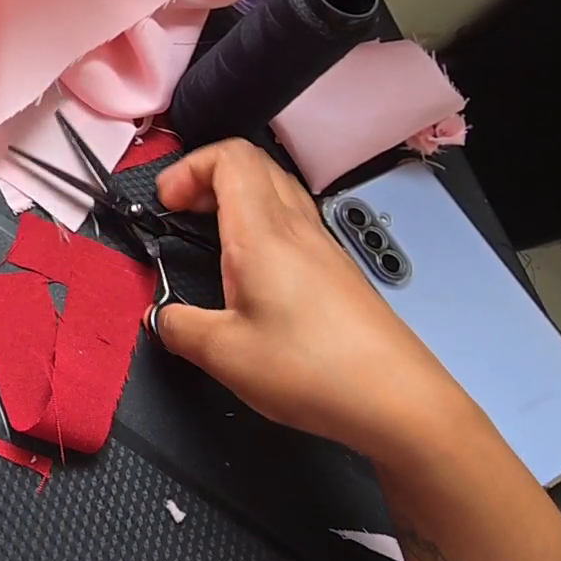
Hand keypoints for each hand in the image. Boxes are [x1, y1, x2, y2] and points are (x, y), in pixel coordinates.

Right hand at [152, 140, 469, 462]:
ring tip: (207, 232)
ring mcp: (321, 245)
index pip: (229, 157)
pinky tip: (246, 268)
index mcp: (262, 233)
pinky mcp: (335, 269)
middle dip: (205, 176)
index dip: (188, 167)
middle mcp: (295, 228)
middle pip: (252, 163)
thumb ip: (178, 328)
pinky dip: (257, 222)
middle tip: (180, 210)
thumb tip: (161, 318)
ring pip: (274, 188)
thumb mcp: (224, 354)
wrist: (400, 403)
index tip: (166, 202)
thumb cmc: (316, 370)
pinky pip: (291, 219)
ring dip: (233, 196)